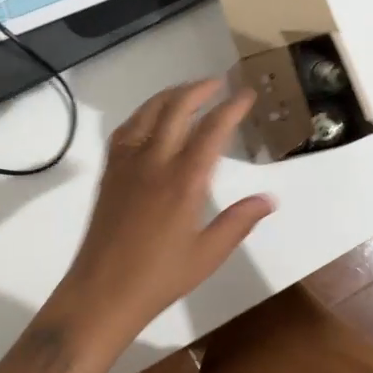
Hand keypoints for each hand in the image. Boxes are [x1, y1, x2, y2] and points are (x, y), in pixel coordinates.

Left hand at [58, 80, 273, 333]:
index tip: (246, 94)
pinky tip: (152, 117)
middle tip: (220, 83)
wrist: (103, 290)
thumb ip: (238, 222)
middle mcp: (154, 161)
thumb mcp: (208, 254)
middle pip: (177, 108)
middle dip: (200, 89)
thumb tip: (269, 198)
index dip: (231, 107)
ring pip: (149, 112)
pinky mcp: (109, 170)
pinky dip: (144, 113)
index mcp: (184, 181)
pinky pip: (126, 129)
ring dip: (172, 94)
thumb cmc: (160, 277)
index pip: (212, 130)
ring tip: (190, 91)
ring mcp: (127, 163)